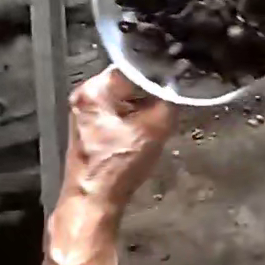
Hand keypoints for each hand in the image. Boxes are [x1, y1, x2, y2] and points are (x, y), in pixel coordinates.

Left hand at [62, 67, 175, 207]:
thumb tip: (179, 85)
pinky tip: (142, 131)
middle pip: (129, 79)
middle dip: (151, 90)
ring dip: (142, 104)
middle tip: (168, 102)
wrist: (95, 198)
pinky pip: (117, 108)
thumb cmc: (117, 168)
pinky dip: (132, 115)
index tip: (176, 78)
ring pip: (124, 94)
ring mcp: (85, 110)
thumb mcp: (156, 128)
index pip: (135, 66)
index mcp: (95, 90)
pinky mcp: (90, 124)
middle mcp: (85, 95)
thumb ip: (170, 100)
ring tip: (154, 121)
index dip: (159, 72)